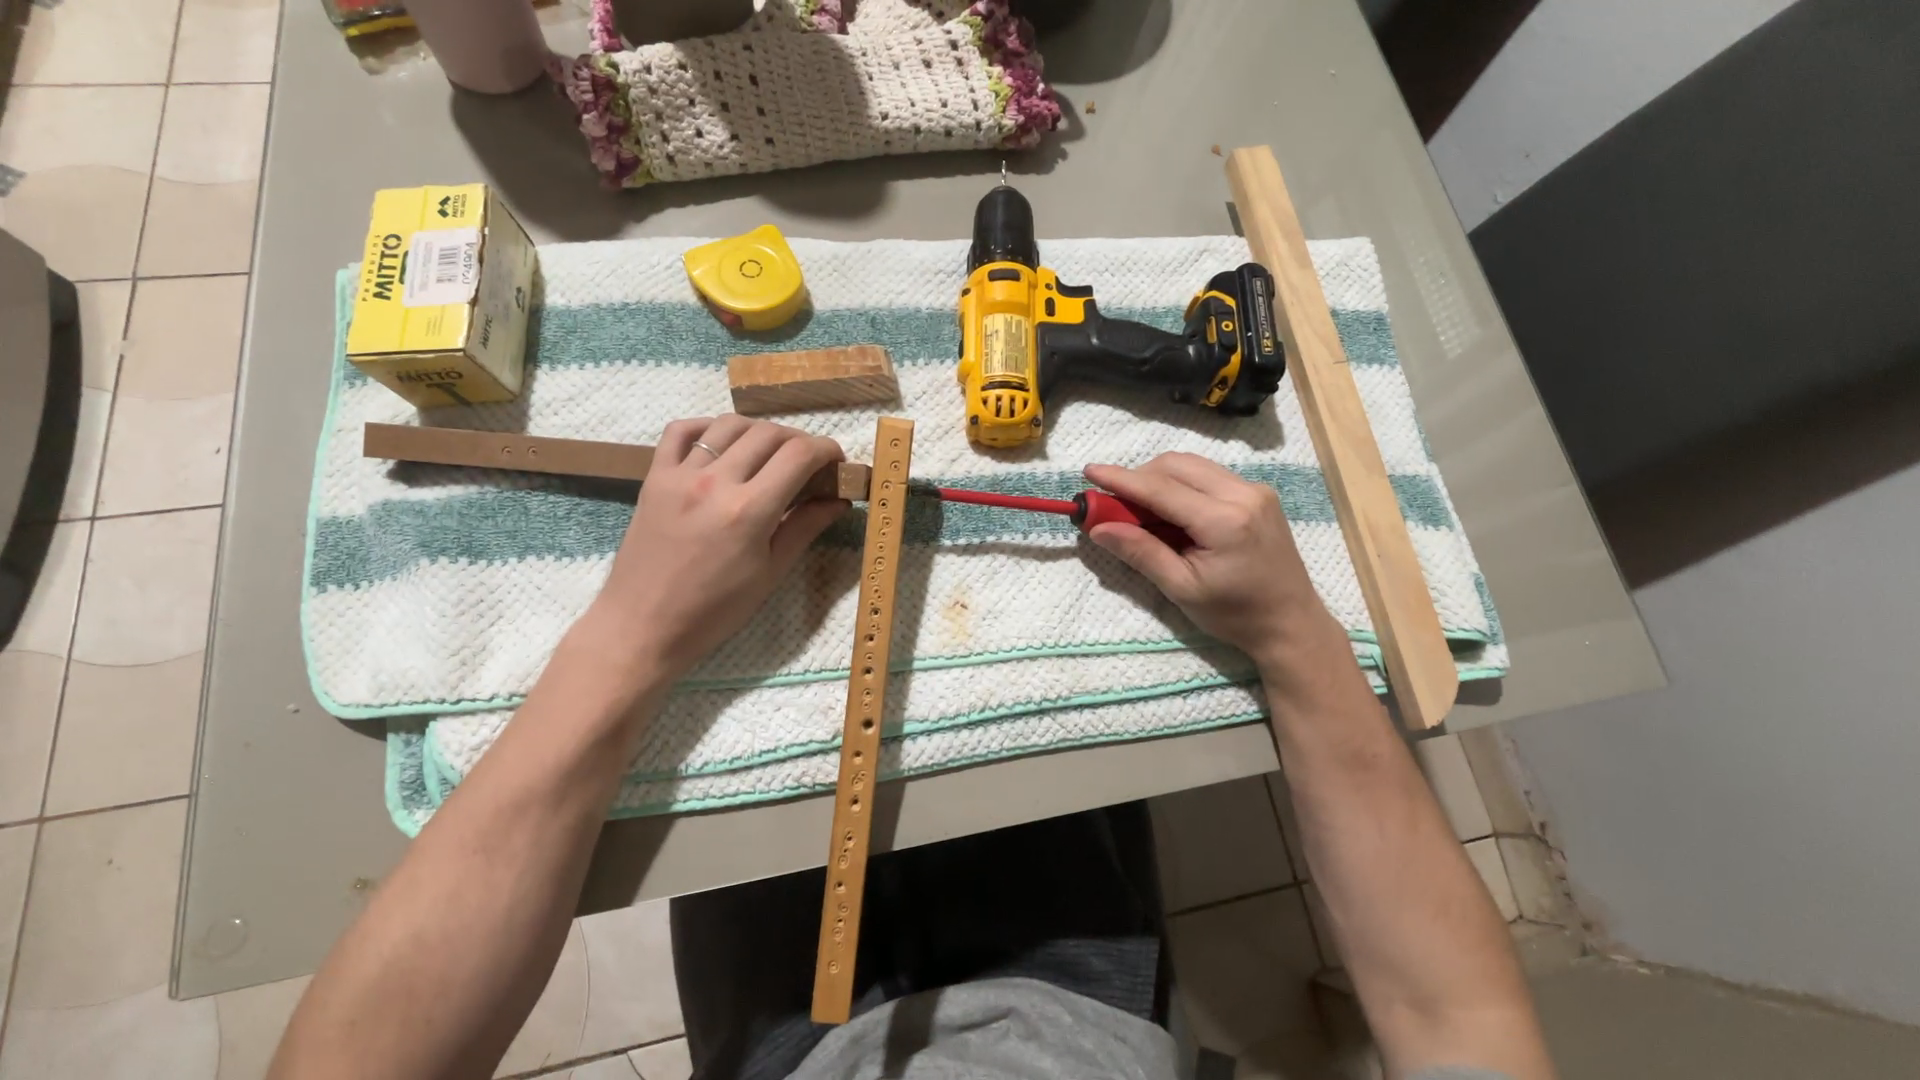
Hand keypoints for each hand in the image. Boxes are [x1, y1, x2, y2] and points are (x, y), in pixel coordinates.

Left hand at [587, 415, 846, 680]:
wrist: (642, 626)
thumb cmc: (714, 611)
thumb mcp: (770, 574)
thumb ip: (804, 528)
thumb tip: (839, 500)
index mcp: (749, 511)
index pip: (800, 455)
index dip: (827, 450)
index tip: (837, 463)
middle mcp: (716, 482)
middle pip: (769, 433)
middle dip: (799, 441)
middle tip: (809, 464)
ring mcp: (680, 475)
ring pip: (729, 425)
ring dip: (759, 431)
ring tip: (769, 453)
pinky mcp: (654, 477)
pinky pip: (681, 431)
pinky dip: (708, 427)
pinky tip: (722, 444)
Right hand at [1083, 454, 1341, 667]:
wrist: (1291, 622)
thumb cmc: (1235, 614)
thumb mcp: (1182, 589)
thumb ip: (1141, 552)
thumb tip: (1098, 529)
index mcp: (1224, 521)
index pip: (1161, 488)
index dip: (1121, 479)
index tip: (1089, 472)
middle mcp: (1243, 494)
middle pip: (1176, 465)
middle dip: (1139, 477)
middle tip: (1114, 504)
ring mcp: (1255, 490)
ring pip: (1193, 465)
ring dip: (1159, 478)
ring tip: (1140, 509)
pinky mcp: (1259, 493)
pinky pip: (1209, 474)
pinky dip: (1182, 484)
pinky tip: (1171, 510)